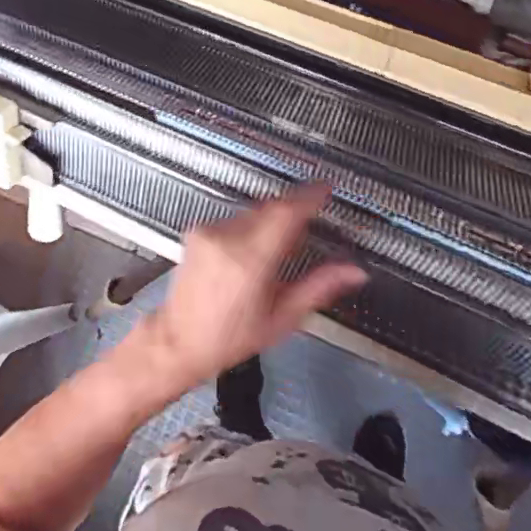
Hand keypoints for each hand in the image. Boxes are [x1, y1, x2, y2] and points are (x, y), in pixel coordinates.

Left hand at [116, 185, 367, 400]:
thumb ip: (319, 287)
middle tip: (312, 215)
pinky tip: (254, 248)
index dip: (309, 195)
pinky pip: (234, 217)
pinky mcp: (198, 232)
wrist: (177, 342)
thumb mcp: (282, 319)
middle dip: (294, 208)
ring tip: (280, 245)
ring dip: (271, 218)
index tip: (325, 188)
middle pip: (271, 207)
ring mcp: (208, 232)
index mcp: (250, 261)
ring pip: (253, 211)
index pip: (286, 212)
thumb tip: (353, 272)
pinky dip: (251, 225)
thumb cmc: (227, 338)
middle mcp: (226, 239)